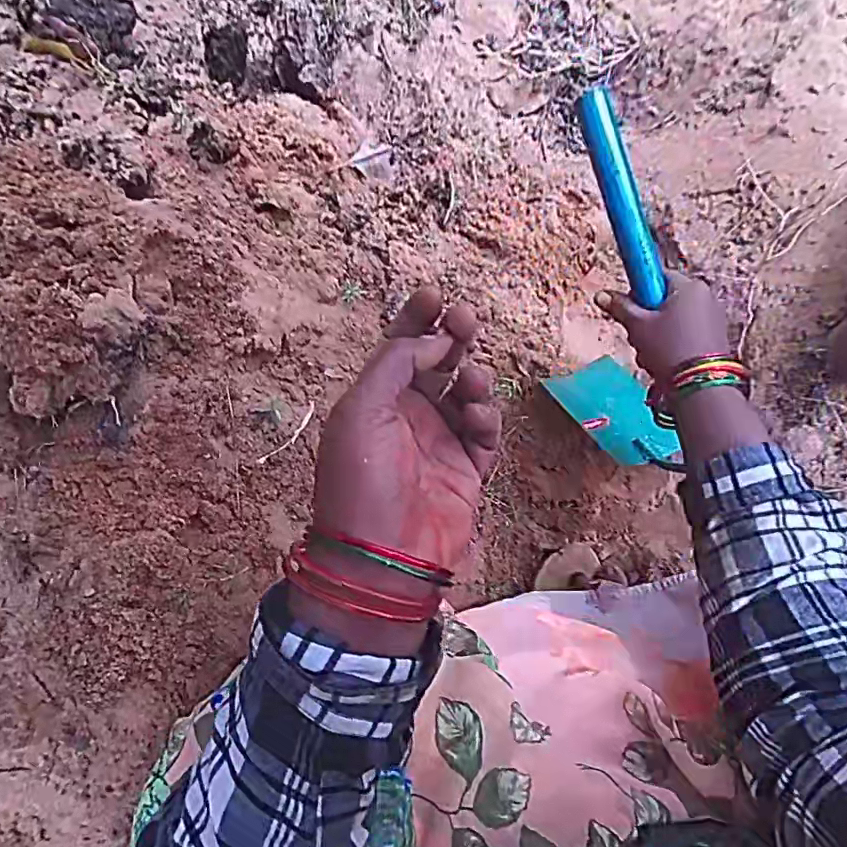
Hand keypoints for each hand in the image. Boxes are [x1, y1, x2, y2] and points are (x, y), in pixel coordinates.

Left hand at [291, 287, 501, 651]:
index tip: (434, 293)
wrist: (383, 553)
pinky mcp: (467, 470)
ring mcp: (438, 444)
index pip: (397, 351)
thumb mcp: (360, 411)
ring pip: (465, 395)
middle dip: (452, 338)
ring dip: (472, 379)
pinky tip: (478, 417)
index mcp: (373, 402)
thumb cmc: (361, 478)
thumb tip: (432, 338)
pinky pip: (484, 433)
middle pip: (436, 365)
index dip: (415, 321)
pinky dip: (485, 419)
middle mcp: (405, 418)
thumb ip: (393, 365)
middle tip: (466, 319)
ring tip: (471, 379)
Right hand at [598, 270, 765, 463]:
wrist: (699, 381)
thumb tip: (601, 294)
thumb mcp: (637, 325)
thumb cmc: (667, 347)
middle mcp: (704, 295)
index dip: (637, 291)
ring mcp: (711, 314)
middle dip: (645, 316)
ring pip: (670, 317)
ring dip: (654, 331)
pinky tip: (663, 357)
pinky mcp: (713, 333)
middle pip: (662, 298)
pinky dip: (669, 341)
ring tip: (649, 350)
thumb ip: (619, 307)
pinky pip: (682, 330)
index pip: (655, 275)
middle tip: (636, 332)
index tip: (627, 307)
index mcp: (688, 286)